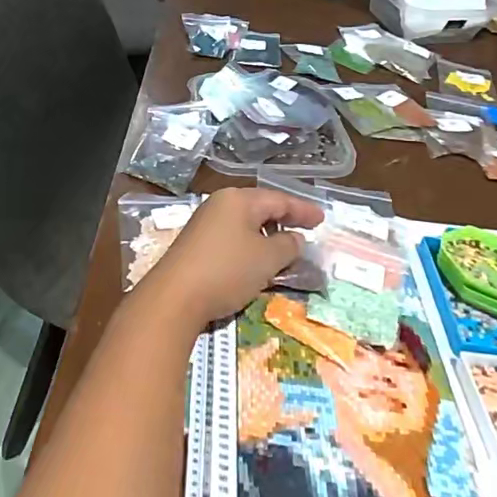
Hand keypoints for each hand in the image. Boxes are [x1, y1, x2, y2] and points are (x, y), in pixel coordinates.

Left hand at [135, 188, 324, 329]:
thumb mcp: (267, 259)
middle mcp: (219, 204)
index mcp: (238, 200)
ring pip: (245, 224)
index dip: (302, 210)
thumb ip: (287, 245)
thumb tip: (294, 238)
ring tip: (285, 249)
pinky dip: (250, 246)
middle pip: (259, 208)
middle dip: (284, 219)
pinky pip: (232, 238)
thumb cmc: (227, 270)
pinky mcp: (196, 244)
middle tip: (306, 230)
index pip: (278, 199)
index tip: (322, 219)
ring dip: (267, 235)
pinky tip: (257, 261)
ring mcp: (205, 224)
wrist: (175, 296)